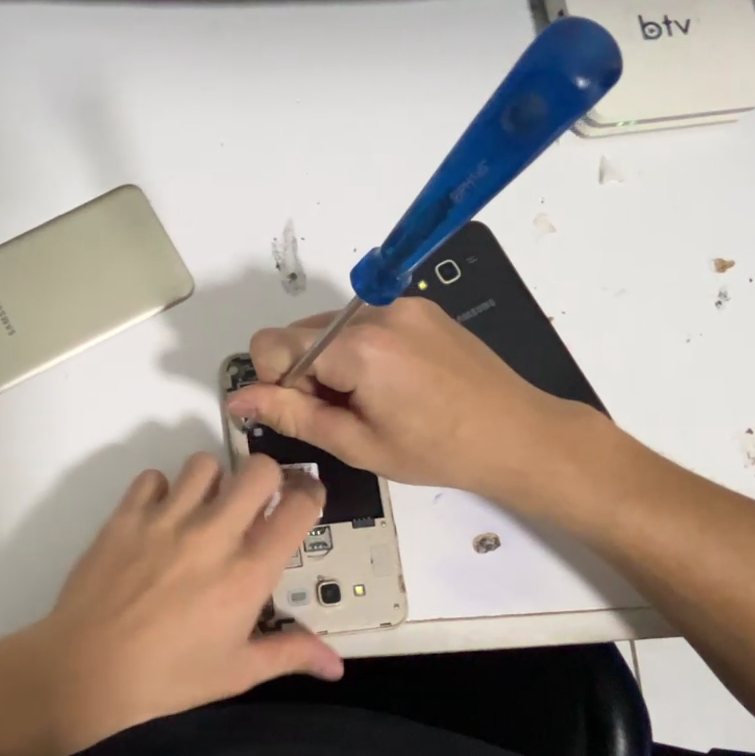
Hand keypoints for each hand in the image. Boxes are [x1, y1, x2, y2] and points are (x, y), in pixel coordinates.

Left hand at [21, 452, 341, 754]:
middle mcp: (213, 535)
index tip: (304, 502)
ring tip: (204, 507)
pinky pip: (152, 477)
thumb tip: (337, 665)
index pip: (298, 508)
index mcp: (248, 573)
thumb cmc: (168, 679)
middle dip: (266, 478)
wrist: (88, 673)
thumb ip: (290, 655)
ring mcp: (165, 520)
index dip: (310, 497)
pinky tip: (159, 517)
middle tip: (256, 502)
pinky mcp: (125, 517)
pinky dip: (161, 490)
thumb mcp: (236, 672)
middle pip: (258, 470)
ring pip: (204, 463)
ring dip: (213, 480)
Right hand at [224, 297, 609, 510]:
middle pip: (298, 333)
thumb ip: (291, 415)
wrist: (515, 435)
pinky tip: (392, 384)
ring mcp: (401, 305)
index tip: (310, 411)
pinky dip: (360, 351)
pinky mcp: (420, 307)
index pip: (272, 344)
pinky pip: (363, 323)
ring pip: (329, 329)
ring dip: (332, 363)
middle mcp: (375, 312)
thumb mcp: (355, 443)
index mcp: (358, 347)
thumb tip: (238, 399)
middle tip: (345, 413)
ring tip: (372, 401)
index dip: (277, 383)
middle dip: (306, 373)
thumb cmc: (437, 450)